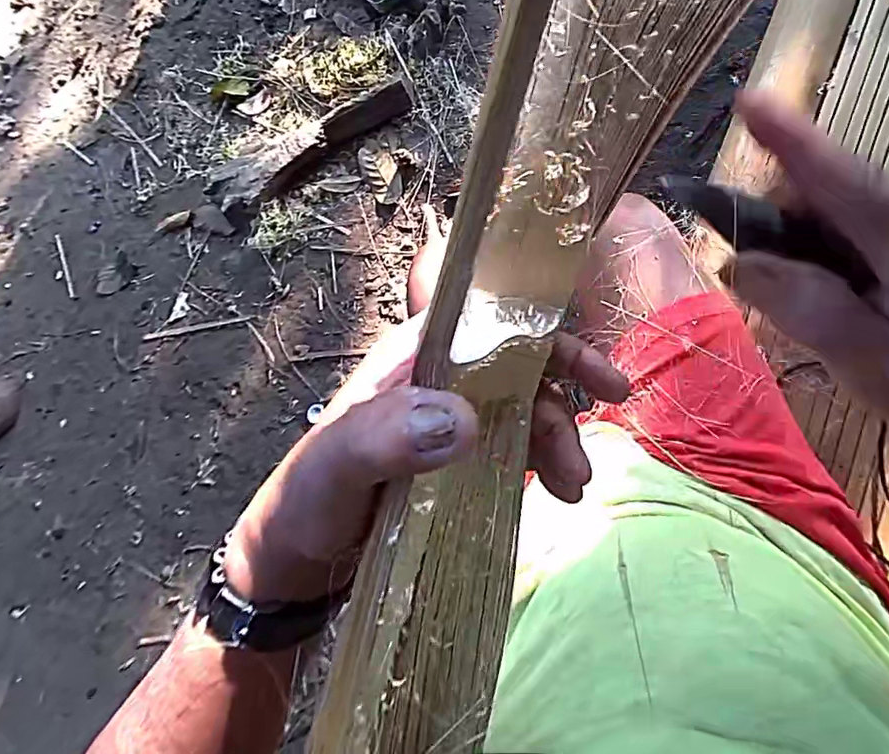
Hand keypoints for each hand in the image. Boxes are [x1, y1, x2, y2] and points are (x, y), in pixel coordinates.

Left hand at [225, 304, 628, 605]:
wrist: (291, 561)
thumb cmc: (305, 502)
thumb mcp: (335, 465)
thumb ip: (385, 435)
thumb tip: (463, 417)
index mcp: (411, 361)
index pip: (487, 327)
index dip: (546, 340)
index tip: (597, 376)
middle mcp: (434, 381)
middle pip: (516, 370)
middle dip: (559, 403)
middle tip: (582, 463)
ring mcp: (443, 422)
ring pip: (518, 409)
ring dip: (554, 439)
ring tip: (572, 487)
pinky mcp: (451, 461)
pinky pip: (508, 448)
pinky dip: (537, 462)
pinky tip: (551, 493)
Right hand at [723, 92, 888, 478]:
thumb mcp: (868, 367)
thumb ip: (807, 308)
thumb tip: (740, 260)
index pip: (850, 184)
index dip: (796, 142)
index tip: (750, 101)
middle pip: (833, 194)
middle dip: (783, 223)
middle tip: (766, 284)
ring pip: (839, 208)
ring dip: (805, 242)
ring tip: (818, 303)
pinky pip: (857, 222)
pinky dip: (827, 248)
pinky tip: (842, 294)